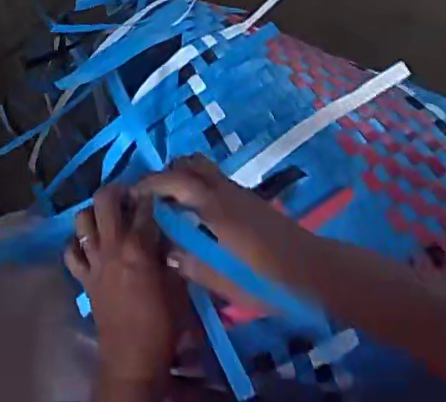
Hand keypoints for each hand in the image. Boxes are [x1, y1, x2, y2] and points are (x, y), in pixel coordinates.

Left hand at [65, 185, 179, 390]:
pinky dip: (75, 243)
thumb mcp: (178, 289)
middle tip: (128, 196)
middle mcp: (111, 245)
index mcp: (138, 246)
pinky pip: (70, 252)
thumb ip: (172, 257)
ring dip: (93, 212)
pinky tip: (86, 244)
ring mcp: (93, 260)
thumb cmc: (161, 326)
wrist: (132, 360)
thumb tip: (169, 236)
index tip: (155, 191)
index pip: (144, 207)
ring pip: (82, 219)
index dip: (150, 195)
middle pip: (105, 200)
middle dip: (117, 190)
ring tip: (106, 216)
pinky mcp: (83, 277)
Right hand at [137, 155, 321, 299]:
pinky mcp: (248, 198)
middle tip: (150, 196)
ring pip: (202, 167)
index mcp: (212, 206)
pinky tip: (196, 211)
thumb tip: (165, 253)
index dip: (149, 184)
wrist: (314, 271)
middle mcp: (222, 190)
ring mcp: (237, 191)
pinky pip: (213, 178)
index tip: (132, 194)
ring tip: (171, 201)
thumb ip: (191, 265)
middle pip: (187, 163)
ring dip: (182, 175)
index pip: (172, 181)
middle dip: (165, 174)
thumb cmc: (266, 279)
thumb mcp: (224, 281)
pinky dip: (197, 183)